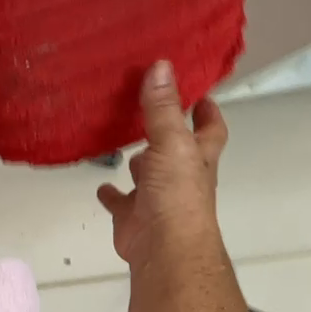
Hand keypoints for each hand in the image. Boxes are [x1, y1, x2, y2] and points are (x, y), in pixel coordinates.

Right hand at [95, 61, 228, 268]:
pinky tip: (100, 186)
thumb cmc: (176, 193)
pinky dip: (111, 194)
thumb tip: (160, 66)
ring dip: (139, 161)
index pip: (209, 127)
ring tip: (121, 143)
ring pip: (148, 174)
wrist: (163, 245)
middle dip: (167, 133)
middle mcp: (181, 175)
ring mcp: (157, 197)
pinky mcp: (132, 216)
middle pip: (177, 148)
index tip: (198, 92)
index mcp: (198, 156)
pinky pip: (120, 202)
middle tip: (150, 112)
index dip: (207, 110)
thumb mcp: (171, 143)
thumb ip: (162, 108)